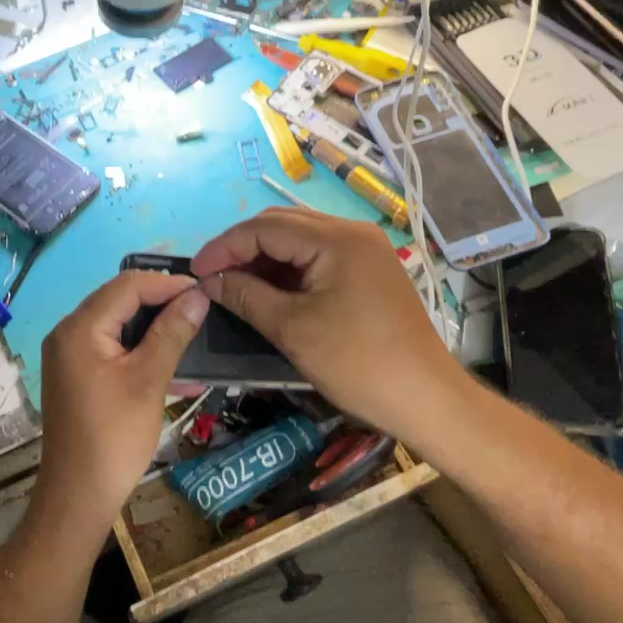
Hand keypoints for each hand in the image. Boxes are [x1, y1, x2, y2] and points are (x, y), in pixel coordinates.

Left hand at [35, 271, 208, 535]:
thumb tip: (197, 296)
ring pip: (117, 325)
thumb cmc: (115, 436)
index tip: (205, 290)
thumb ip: (172, 333)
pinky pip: (111, 348)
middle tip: (201, 308)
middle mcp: (67, 333)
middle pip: (119, 301)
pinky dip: (140, 350)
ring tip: (193, 332)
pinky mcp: (76, 375)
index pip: (127, 286)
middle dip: (161, 302)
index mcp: (79, 328)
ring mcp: (69, 355)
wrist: (79, 495)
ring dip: (154, 328)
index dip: (167, 284)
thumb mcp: (149, 380)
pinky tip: (173, 364)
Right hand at [192, 208, 467, 435]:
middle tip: (212, 277)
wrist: (427, 398)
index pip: (264, 227)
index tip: (195, 273)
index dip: (224, 247)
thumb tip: (209, 281)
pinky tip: (269, 291)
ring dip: (264, 258)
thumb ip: (245, 296)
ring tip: (234, 285)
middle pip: (282, 224)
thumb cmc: (357, 363)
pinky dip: (289, 269)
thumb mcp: (292, 329)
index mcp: (336, 240)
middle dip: (242, 247)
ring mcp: (365, 250)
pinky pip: (318, 256)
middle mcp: (352, 233)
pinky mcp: (370, 270)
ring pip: (300, 239)